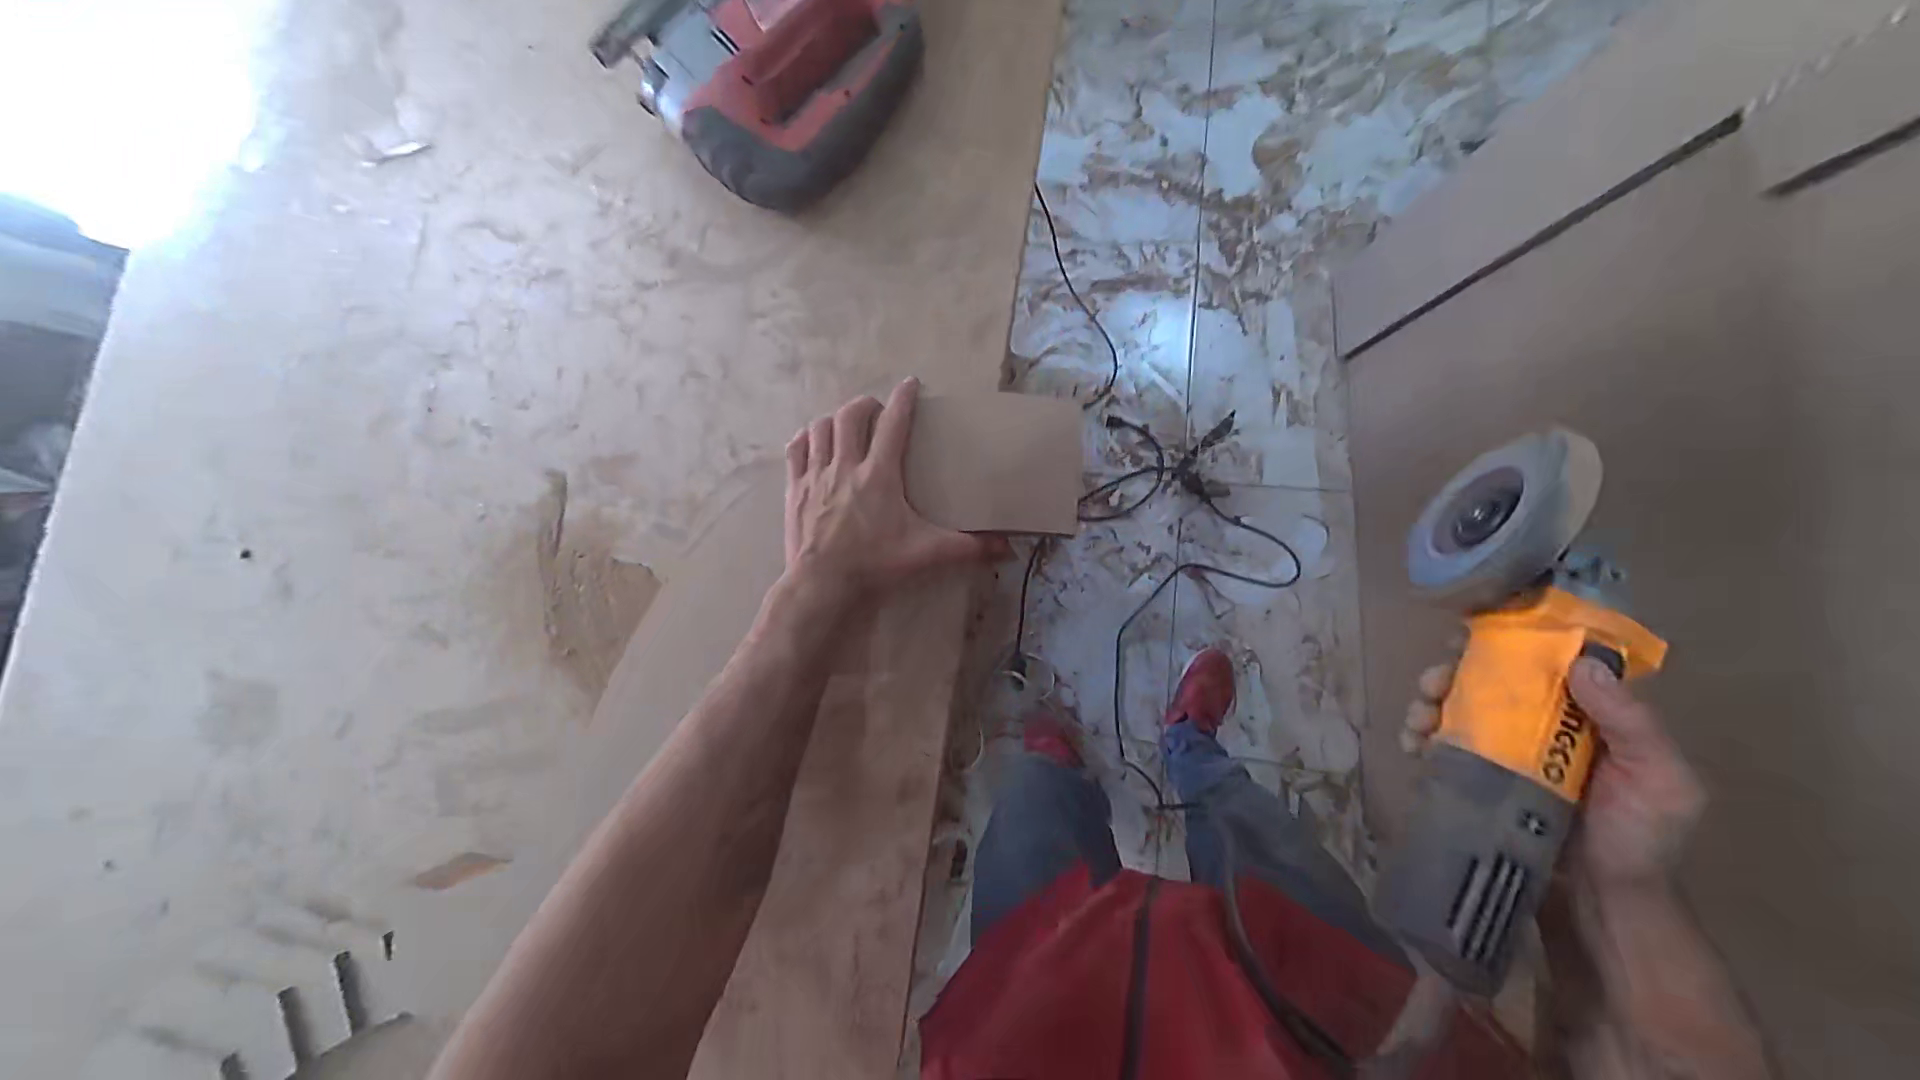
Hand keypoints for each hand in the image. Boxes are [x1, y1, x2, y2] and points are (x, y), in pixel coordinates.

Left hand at [782, 379, 1006, 600]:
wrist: (823, 583)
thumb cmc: (876, 564)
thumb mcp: (926, 553)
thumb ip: (967, 547)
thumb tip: (1007, 547)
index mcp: (879, 474)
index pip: (894, 423)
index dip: (903, 398)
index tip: (910, 383)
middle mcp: (846, 465)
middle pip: (851, 415)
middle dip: (865, 405)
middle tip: (876, 411)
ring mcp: (816, 475)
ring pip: (821, 427)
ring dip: (835, 419)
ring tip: (846, 426)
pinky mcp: (795, 489)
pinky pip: (796, 450)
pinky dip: (805, 439)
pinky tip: (813, 441)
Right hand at [1403, 657, 1703, 889]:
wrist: (1602, 897)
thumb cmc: (1641, 836)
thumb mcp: (1662, 780)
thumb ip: (1632, 723)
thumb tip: (1581, 664)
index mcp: (1580, 711)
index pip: (1539, 661)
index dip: (1502, 641)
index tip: (1468, 634)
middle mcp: (1535, 720)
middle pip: (1482, 680)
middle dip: (1448, 673)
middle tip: (1432, 685)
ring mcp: (1499, 747)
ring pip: (1452, 706)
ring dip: (1426, 703)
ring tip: (1418, 720)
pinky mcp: (1473, 772)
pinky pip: (1438, 742)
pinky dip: (1417, 736)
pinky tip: (1413, 745)